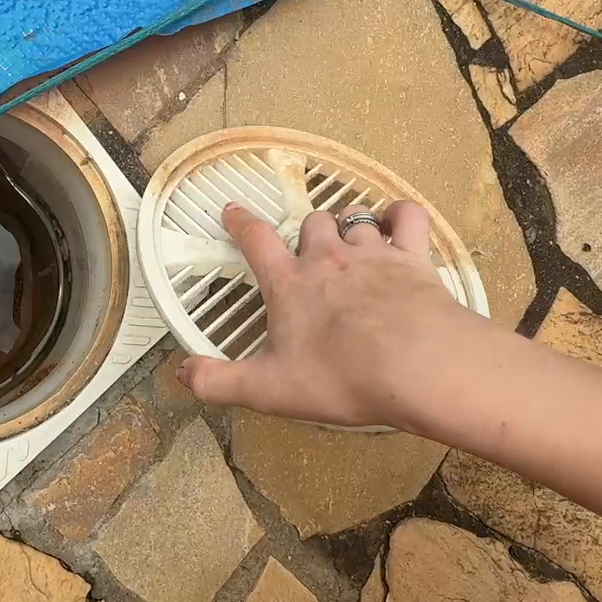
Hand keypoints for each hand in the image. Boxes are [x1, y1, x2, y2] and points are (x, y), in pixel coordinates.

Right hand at [176, 201, 501, 430]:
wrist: (420, 366)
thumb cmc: (341, 376)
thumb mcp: (267, 389)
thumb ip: (219, 380)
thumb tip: (182, 373)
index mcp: (289, 283)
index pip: (255, 239)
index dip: (240, 222)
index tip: (232, 211)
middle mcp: (327, 258)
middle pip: (310, 223)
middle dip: (305, 233)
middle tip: (307, 253)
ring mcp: (372, 253)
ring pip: (354, 219)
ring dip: (348, 226)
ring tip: (350, 242)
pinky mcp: (413, 257)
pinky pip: (406, 216)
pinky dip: (399, 214)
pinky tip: (396, 223)